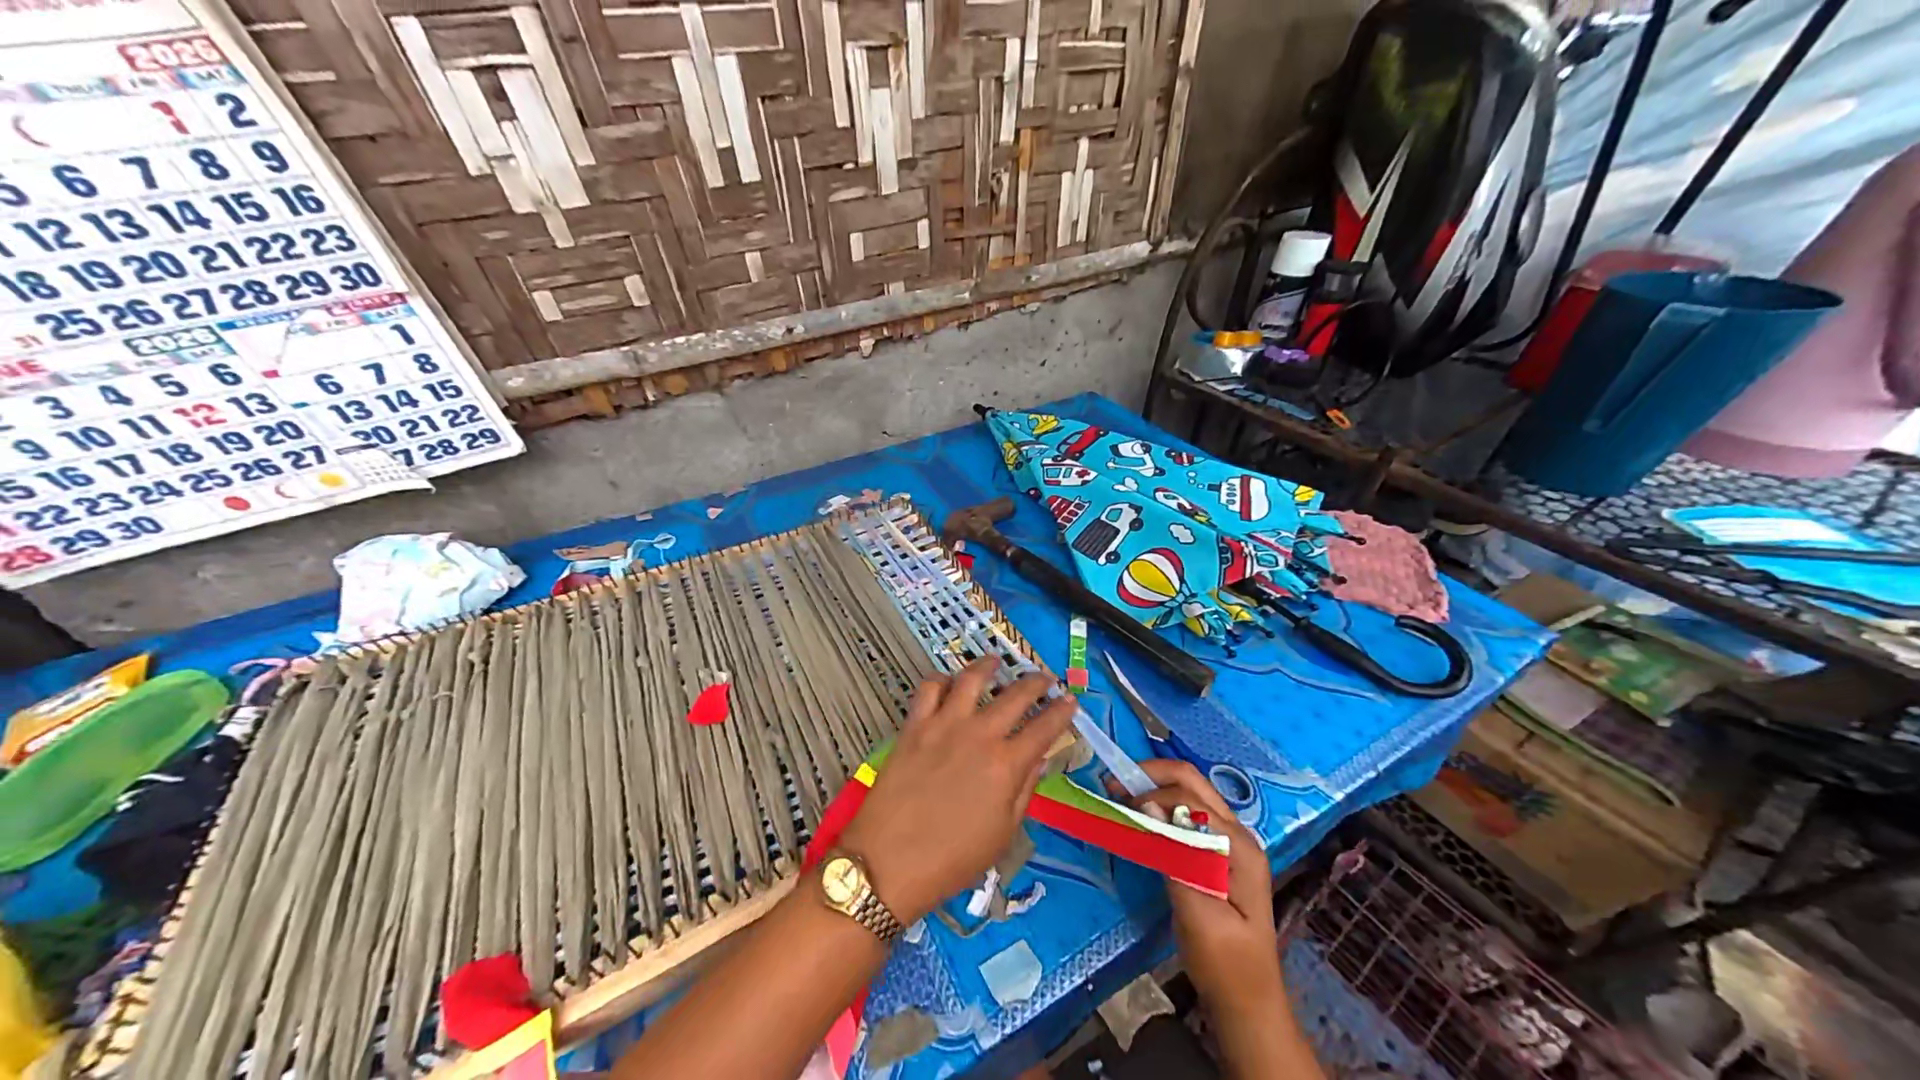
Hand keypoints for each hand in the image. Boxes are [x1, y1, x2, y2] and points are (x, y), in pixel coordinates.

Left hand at [838, 658, 1074, 922]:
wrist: (889, 862)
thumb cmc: (952, 859)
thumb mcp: (1002, 834)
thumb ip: (1024, 791)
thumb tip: (1038, 760)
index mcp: (1007, 765)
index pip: (1045, 728)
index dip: (1061, 712)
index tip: (1070, 702)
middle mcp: (980, 735)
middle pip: (1015, 695)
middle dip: (1036, 682)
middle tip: (1045, 678)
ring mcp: (944, 725)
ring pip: (971, 679)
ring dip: (988, 666)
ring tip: (996, 662)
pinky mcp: (914, 726)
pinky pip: (929, 689)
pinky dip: (942, 680)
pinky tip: (948, 683)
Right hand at [1130, 759, 1283, 1011]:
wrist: (1248, 1003)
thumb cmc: (1224, 963)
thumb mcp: (1198, 914)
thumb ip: (1176, 856)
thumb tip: (1148, 805)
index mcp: (1238, 846)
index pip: (1189, 798)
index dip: (1150, 794)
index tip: (1116, 804)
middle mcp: (1237, 834)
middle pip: (1192, 782)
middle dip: (1150, 776)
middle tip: (1112, 786)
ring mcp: (1228, 842)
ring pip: (1189, 794)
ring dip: (1153, 788)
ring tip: (1118, 797)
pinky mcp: (1215, 854)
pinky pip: (1187, 815)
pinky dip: (1159, 807)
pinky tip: (1139, 818)